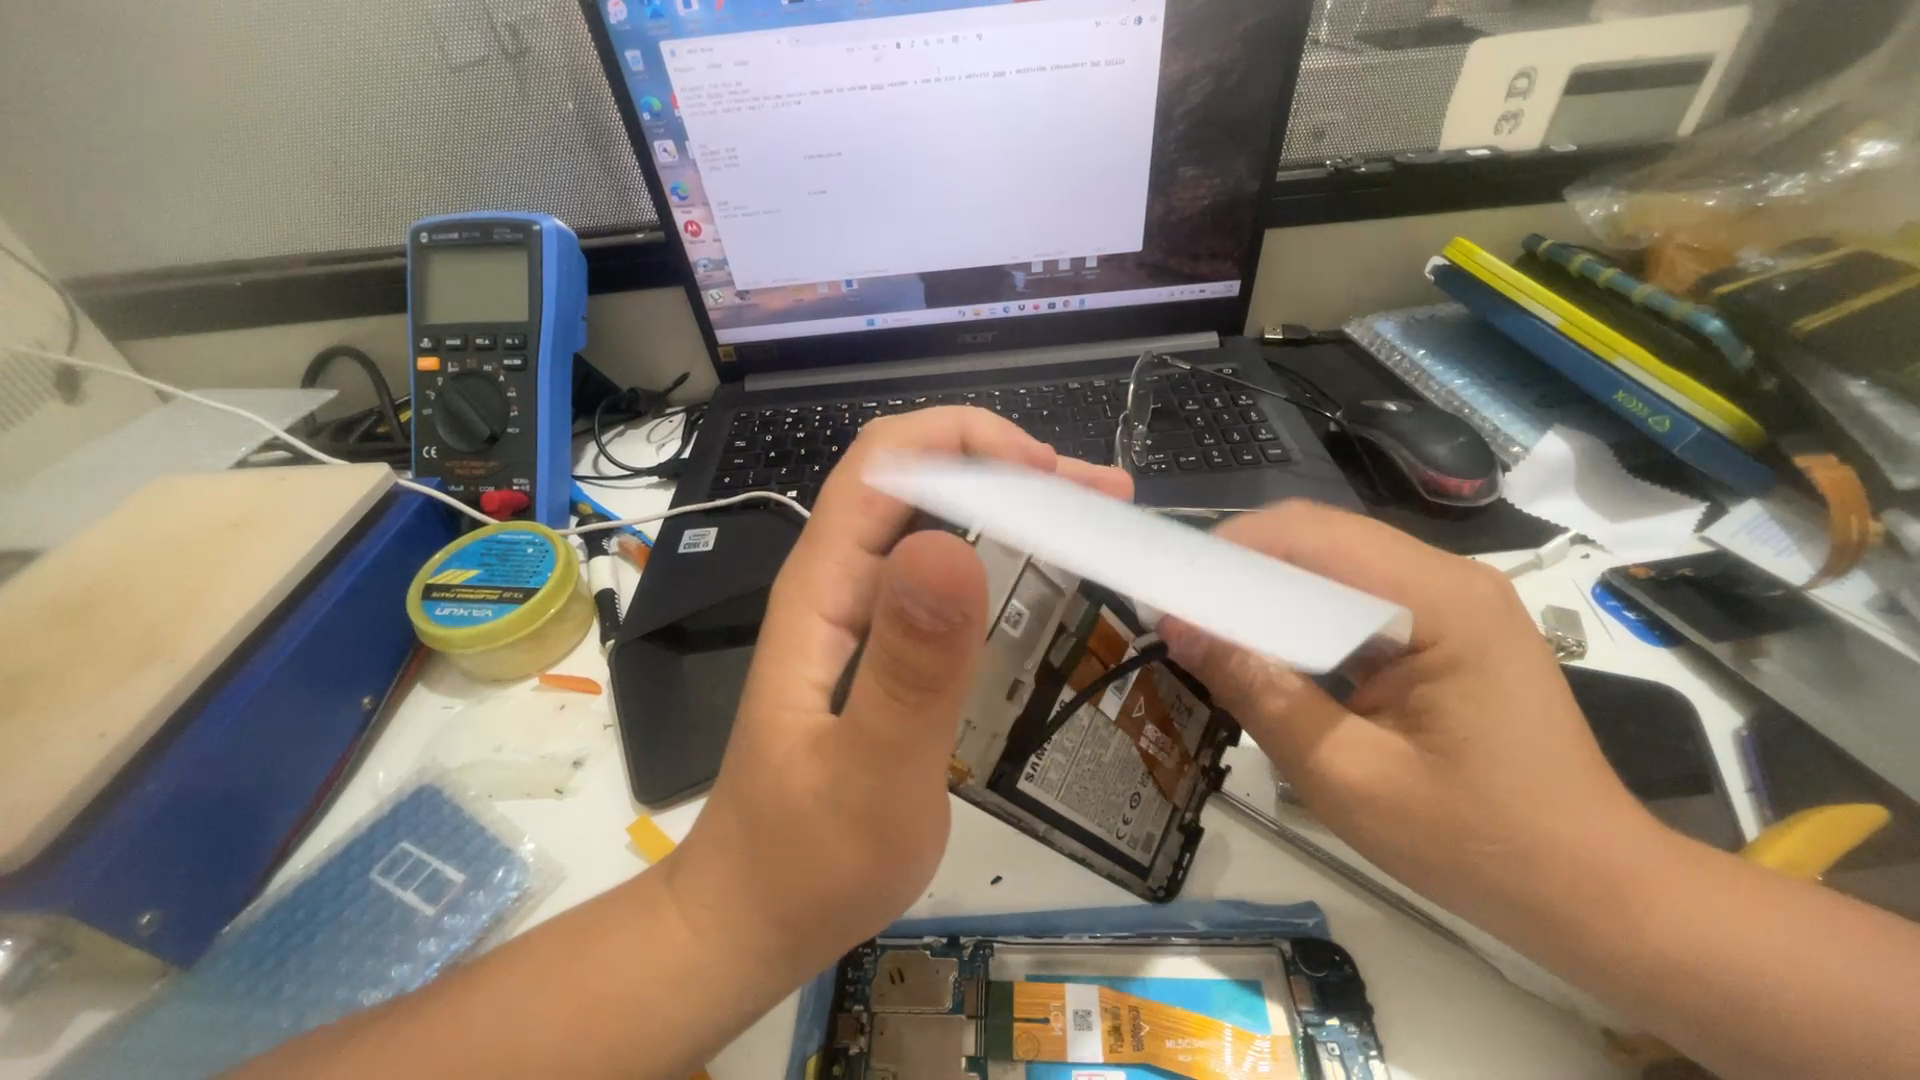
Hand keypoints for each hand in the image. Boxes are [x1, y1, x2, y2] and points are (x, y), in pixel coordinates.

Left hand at [660, 408, 1132, 983]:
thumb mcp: (873, 774)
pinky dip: (994, 553)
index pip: (883, 465)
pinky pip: (936, 574)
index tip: (1051, 476)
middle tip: (1097, 494)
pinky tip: (1039, 574)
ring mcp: (855, 617)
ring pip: (927, 521)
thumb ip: (913, 667)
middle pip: (911, 480)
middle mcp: (836, 585)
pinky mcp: (876, 650)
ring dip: (1005, 504)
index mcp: (823, 592)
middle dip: (1003, 466)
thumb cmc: (809, 861)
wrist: (753, 917)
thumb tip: (949, 547)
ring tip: (1087, 517)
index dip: (966, 442)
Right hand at [1159, 500, 1659, 921]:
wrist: (1591, 890)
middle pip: (1322, 541)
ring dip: (1270, 596)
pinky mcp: (1449, 631)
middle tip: (1181, 616)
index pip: (1311, 535)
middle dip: (1242, 571)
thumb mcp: (1346, 774)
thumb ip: (1260, 692)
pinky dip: (1304, 620)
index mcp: (1438, 600)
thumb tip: (1179, 628)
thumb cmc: (1474, 841)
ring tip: (1212, 635)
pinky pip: (1359, 602)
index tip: (1169, 592)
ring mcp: (1455, 603)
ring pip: (1336, 568)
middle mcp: (1451, 580)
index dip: (1229, 550)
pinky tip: (1272, 657)